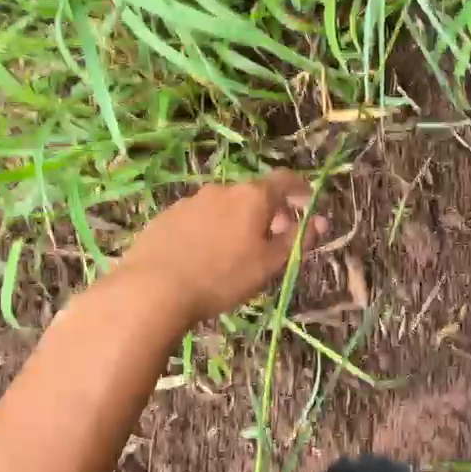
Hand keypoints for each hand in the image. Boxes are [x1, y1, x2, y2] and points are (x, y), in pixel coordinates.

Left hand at [111, 171, 327, 325]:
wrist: (151, 291)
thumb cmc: (223, 277)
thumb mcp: (270, 263)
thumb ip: (298, 239)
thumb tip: (320, 222)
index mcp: (253, 196)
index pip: (286, 179)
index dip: (301, 189)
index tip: (309, 203)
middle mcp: (223, 190)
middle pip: (255, 194)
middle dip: (269, 212)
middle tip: (274, 239)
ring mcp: (191, 201)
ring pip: (225, 206)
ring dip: (238, 221)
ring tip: (237, 252)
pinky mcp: (166, 217)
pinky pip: (200, 218)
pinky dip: (211, 229)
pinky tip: (205, 256)